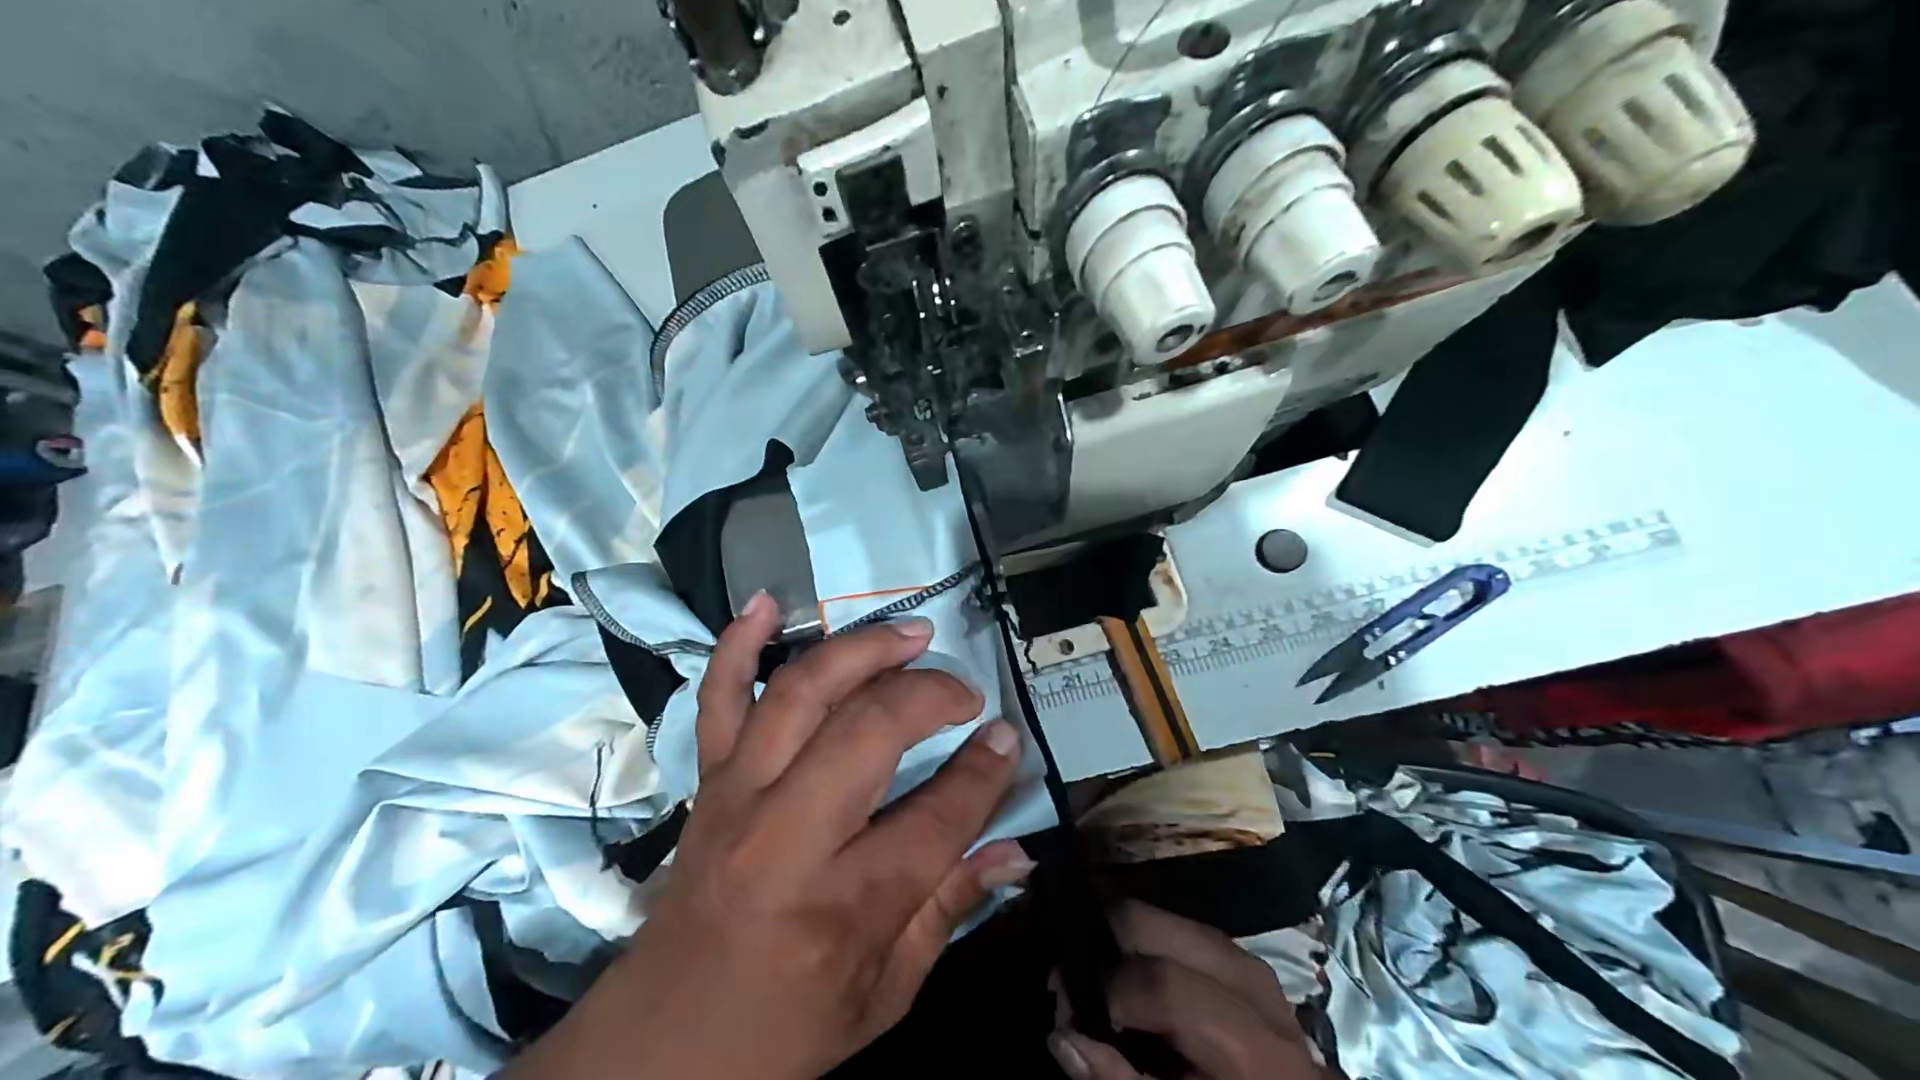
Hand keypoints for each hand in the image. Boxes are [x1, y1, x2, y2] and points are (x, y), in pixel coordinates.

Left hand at [504, 593, 1032, 1079]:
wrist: (660, 1045)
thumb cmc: (784, 1029)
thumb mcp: (885, 994)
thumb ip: (950, 909)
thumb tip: (1016, 848)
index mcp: (841, 906)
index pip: (935, 817)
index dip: (984, 770)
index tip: (1007, 736)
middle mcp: (784, 836)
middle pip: (868, 734)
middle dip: (929, 697)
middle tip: (965, 692)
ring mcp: (736, 796)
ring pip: (800, 695)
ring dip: (860, 651)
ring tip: (911, 633)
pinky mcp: (707, 782)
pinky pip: (716, 698)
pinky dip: (737, 644)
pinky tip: (765, 602)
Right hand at [1049, 901, 1327, 1079]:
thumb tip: (1063, 1036)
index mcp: (1254, 1048)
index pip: (1166, 986)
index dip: (1107, 992)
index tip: (1069, 1013)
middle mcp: (1259, 991)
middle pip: (1165, 930)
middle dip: (1106, 940)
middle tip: (1071, 978)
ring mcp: (1256, 969)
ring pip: (1172, 920)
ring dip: (1125, 938)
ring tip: (1096, 974)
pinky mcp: (1247, 962)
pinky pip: (1185, 932)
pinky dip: (1149, 943)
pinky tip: (1130, 973)